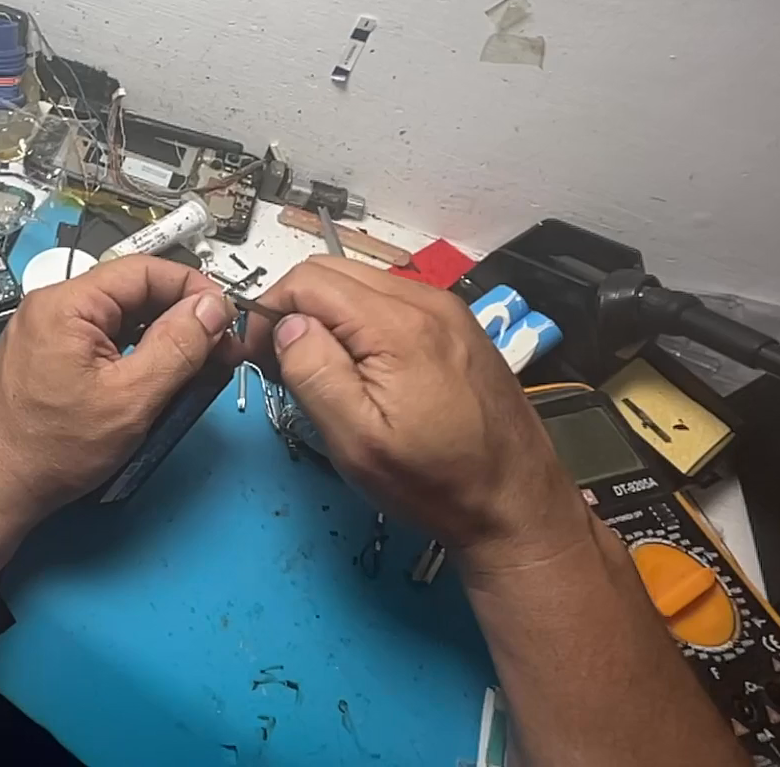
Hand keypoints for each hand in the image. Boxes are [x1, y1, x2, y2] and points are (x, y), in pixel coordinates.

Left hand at [0, 256, 236, 527]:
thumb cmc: (50, 451)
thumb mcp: (130, 399)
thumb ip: (178, 347)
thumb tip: (211, 307)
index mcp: (65, 304)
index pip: (143, 271)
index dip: (192, 288)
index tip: (225, 315)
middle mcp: (52, 307)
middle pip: (134, 293)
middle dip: (182, 318)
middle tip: (221, 349)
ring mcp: (48, 330)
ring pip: (123, 319)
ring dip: (164, 339)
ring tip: (199, 368)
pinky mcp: (51, 354)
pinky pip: (105, 341)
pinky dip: (139, 356)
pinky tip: (164, 378)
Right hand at [250, 258, 592, 571]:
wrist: (520, 509)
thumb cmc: (434, 482)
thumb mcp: (356, 438)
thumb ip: (313, 371)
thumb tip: (287, 325)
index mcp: (399, 325)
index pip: (307, 280)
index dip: (270, 310)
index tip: (259, 355)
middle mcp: (425, 302)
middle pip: (329, 271)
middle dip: (291, 307)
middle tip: (281, 361)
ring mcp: (445, 310)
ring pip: (355, 281)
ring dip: (321, 313)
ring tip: (316, 366)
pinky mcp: (454, 325)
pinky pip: (384, 299)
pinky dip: (353, 319)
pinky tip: (354, 363)